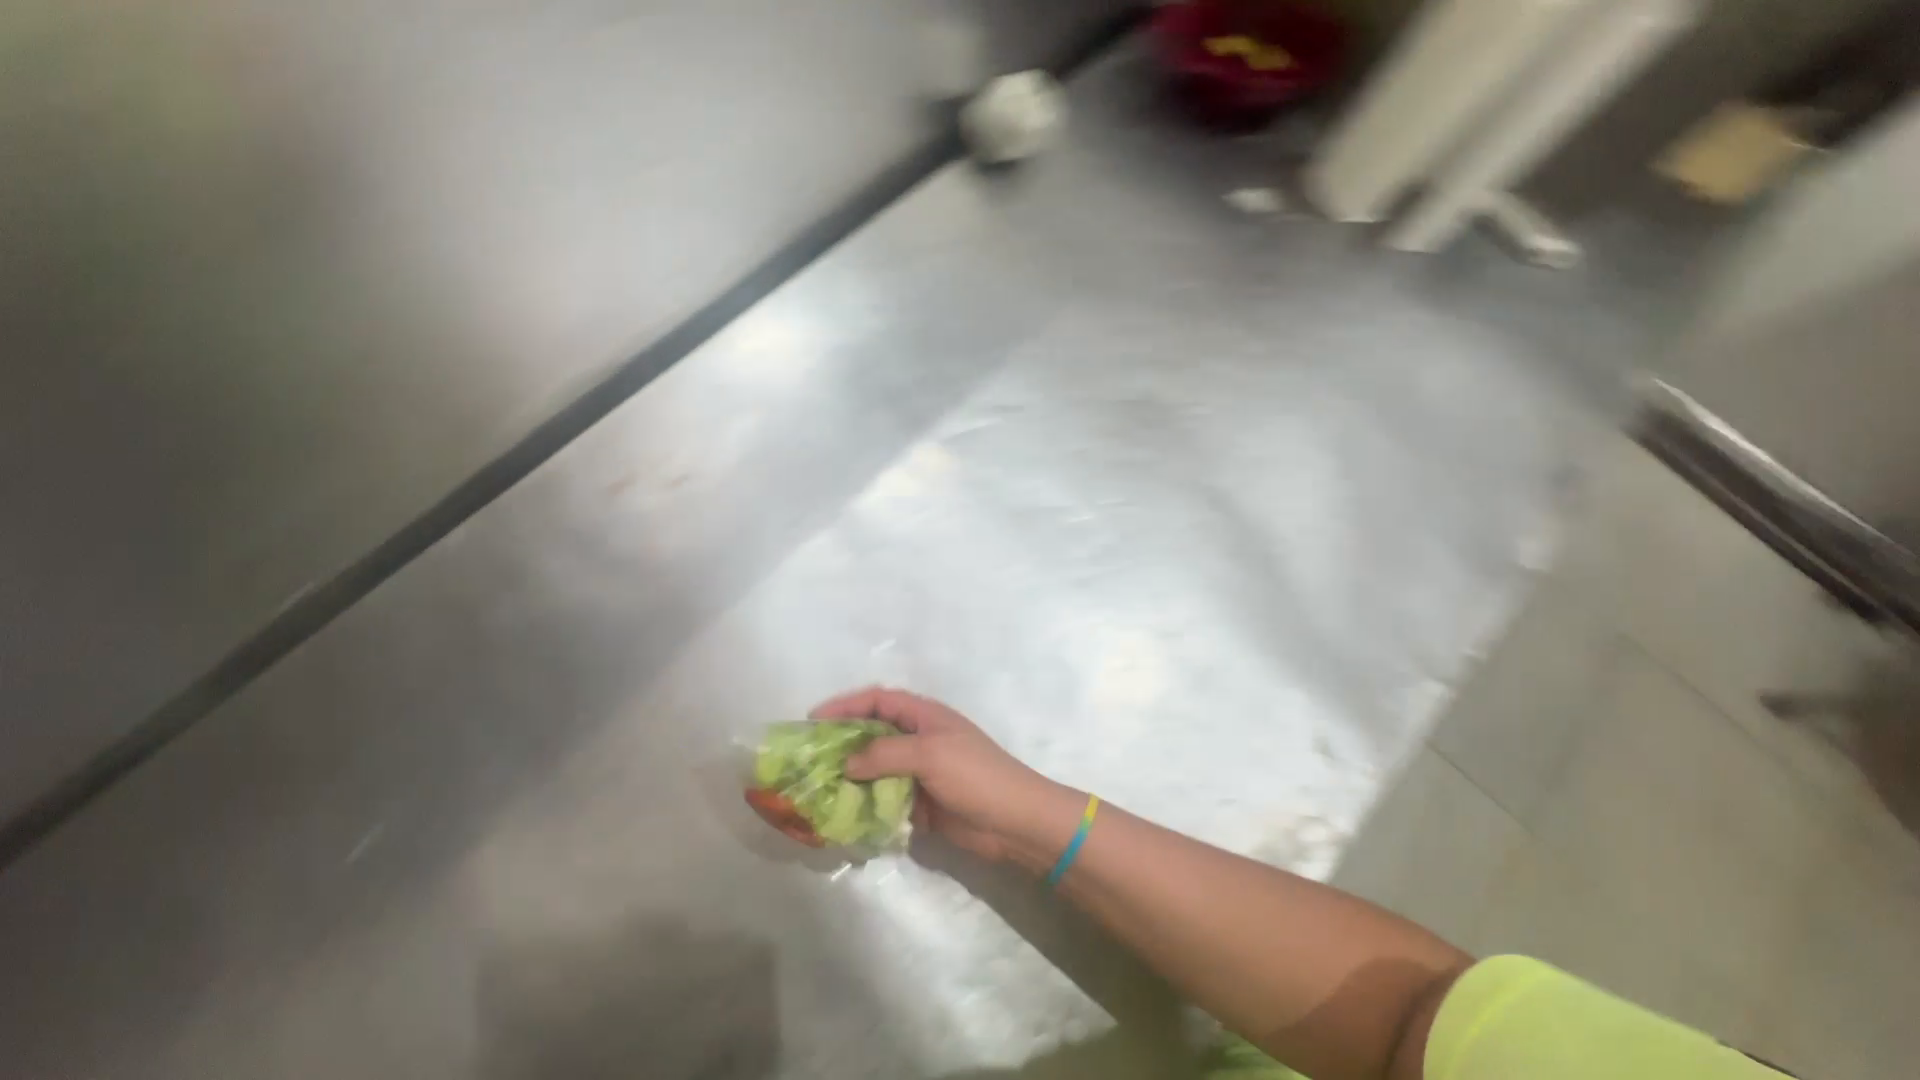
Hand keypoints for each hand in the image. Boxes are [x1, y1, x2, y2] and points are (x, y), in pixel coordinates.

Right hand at [809, 687, 1081, 867]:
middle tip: (809, 760)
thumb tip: (846, 764)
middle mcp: (920, 739)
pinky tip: (845, 817)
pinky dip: (867, 806)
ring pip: (876, 770)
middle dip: (842, 745)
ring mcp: (921, 772)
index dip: (845, 706)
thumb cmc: (976, 776)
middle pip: (872, 735)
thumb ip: (884, 754)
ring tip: (819, 791)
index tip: (813, 720)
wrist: (1015, 821)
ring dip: (851, 779)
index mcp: (924, 716)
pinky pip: (886, 799)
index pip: (877, 700)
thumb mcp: (929, 754)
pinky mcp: (922, 803)